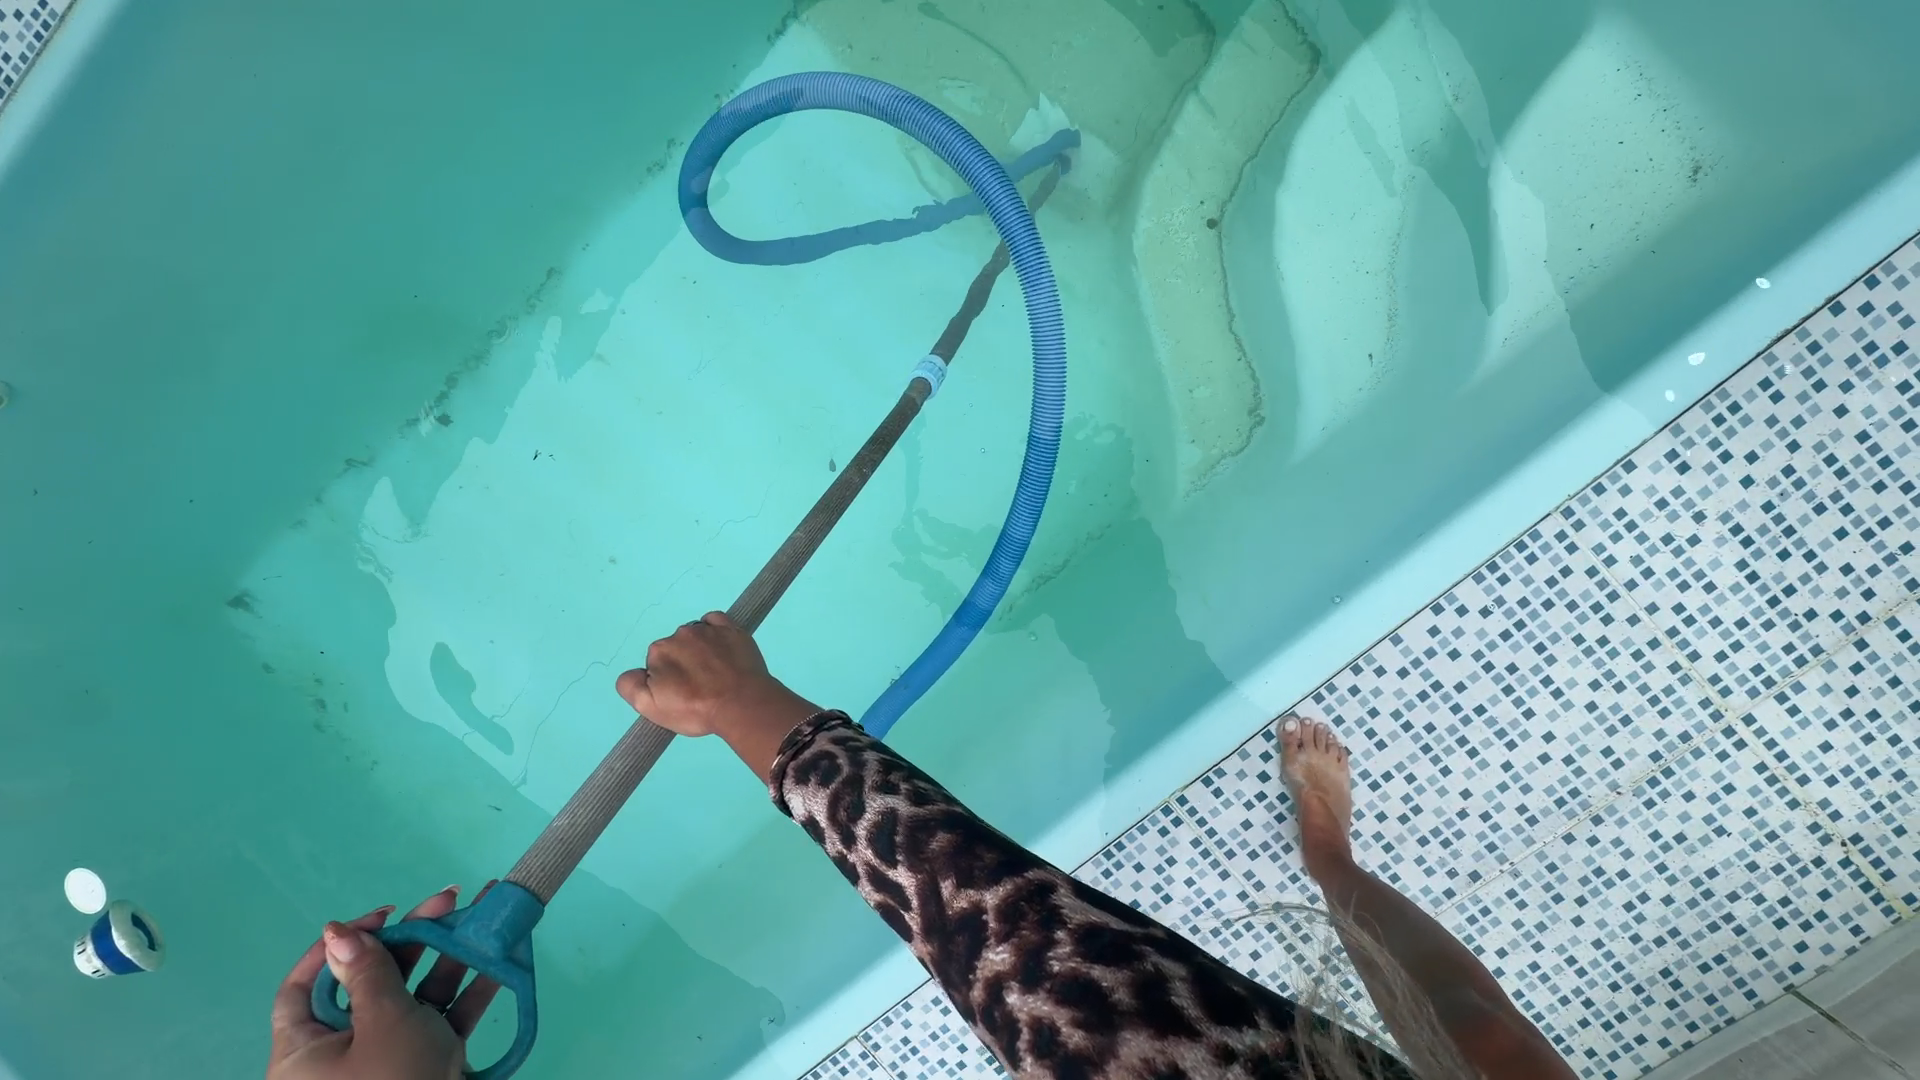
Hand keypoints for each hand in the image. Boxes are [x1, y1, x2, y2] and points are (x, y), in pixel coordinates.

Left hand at [268, 886, 499, 1079]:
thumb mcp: (382, 1022)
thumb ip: (370, 973)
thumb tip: (336, 931)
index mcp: (307, 1048)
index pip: (308, 984)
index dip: (341, 945)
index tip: (385, 914)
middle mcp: (342, 1050)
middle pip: (373, 979)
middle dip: (415, 937)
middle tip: (452, 901)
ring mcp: (390, 1058)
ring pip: (417, 995)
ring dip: (453, 956)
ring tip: (487, 920)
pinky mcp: (428, 1065)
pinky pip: (445, 1020)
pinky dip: (472, 992)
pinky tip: (501, 963)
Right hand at [615, 612, 813, 738]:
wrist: (742, 704)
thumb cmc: (696, 709)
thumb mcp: (650, 707)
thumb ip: (630, 686)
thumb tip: (633, 672)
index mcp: (659, 650)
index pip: (656, 663)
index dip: (667, 679)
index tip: (681, 693)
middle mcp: (681, 633)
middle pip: (676, 648)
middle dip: (683, 664)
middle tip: (699, 686)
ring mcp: (708, 629)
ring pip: (696, 635)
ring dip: (700, 649)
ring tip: (714, 672)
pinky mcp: (732, 628)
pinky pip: (716, 620)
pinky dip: (715, 630)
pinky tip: (720, 646)